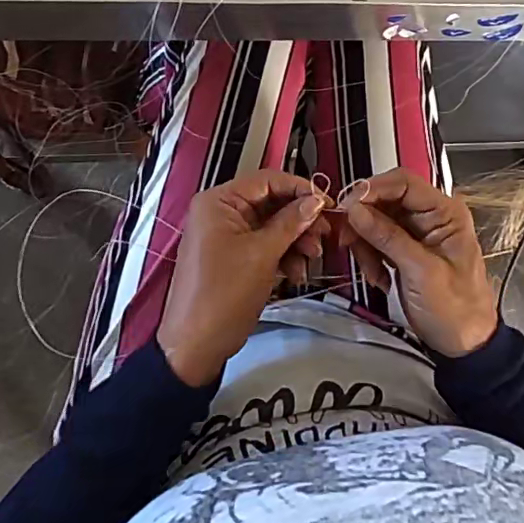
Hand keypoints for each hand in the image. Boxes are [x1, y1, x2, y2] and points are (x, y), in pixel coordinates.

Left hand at [157, 170, 327, 386]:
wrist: (196, 342)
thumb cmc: (221, 296)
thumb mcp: (262, 254)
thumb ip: (290, 223)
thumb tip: (314, 201)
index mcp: (217, 202)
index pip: (265, 180)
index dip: (299, 189)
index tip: (326, 203)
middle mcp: (218, 211)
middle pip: (269, 202)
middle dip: (299, 219)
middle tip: (323, 235)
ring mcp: (223, 234)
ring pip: (269, 225)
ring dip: (294, 240)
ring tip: (311, 258)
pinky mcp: (230, 255)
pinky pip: (262, 244)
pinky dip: (281, 255)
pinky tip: (295, 272)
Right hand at [339, 169, 497, 356]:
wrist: (463, 345)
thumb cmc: (456, 310)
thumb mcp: (421, 272)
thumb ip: (387, 237)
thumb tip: (354, 209)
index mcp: (445, 213)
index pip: (403, 182)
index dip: (372, 189)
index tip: (348, 205)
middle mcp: (429, 215)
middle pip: (382, 199)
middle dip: (362, 221)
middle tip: (348, 241)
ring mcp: (414, 230)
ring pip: (371, 218)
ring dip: (364, 243)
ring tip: (373, 271)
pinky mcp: (401, 246)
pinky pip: (372, 237)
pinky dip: (368, 255)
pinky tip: (378, 276)